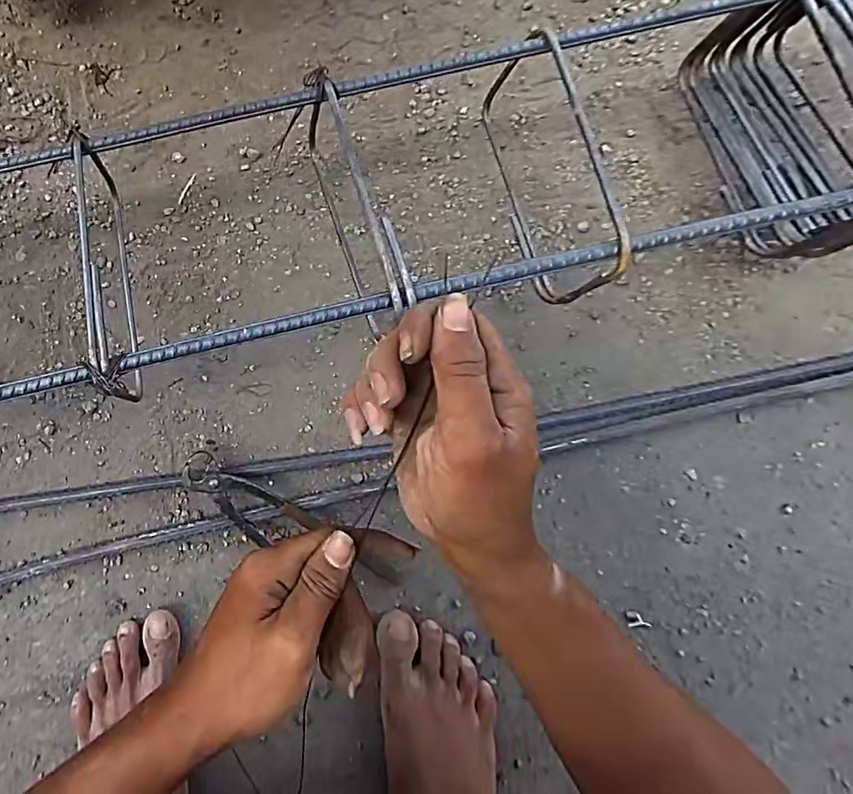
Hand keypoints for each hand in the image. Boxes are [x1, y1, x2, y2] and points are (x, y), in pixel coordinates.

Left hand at [170, 529, 355, 746]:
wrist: (197, 718)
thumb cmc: (243, 685)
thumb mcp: (292, 637)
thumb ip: (320, 587)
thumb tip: (344, 538)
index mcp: (269, 566)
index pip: (329, 538)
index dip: (367, 546)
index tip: (403, 558)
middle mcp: (264, 569)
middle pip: (326, 570)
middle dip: (349, 610)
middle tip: (356, 653)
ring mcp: (262, 589)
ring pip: (319, 593)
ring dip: (338, 629)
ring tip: (341, 670)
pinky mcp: (263, 610)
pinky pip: (304, 609)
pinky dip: (321, 635)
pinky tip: (326, 664)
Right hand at [338, 295, 542, 583]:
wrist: (467, 547)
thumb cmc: (482, 498)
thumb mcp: (473, 433)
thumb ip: (462, 370)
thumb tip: (455, 306)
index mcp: (491, 377)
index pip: (460, 319)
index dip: (428, 324)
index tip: (410, 355)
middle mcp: (459, 379)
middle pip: (414, 335)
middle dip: (390, 361)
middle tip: (388, 399)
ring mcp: (429, 396)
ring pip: (388, 361)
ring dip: (372, 387)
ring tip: (376, 425)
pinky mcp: (404, 415)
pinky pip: (373, 391)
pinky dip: (360, 405)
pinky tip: (363, 432)